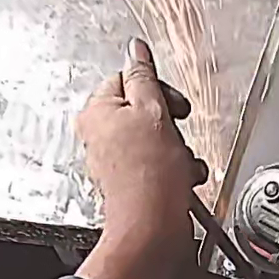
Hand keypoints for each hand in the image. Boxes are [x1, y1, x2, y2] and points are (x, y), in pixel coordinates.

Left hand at [73, 39, 209, 278]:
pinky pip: (159, 167)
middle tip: (177, 135)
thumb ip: (143, 74)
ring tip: (181, 164)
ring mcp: (117, 164)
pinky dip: (176, 171)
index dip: (156, 89)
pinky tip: (182, 179)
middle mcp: (100, 138)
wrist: (154, 229)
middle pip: (144, 111)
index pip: (128, 79)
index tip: (173, 105)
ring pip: (156, 140)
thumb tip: (135, 49)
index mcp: (96, 113)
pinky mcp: (133, 186)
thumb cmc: (148, 178)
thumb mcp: (152, 109)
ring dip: (178, 150)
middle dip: (170, 124)